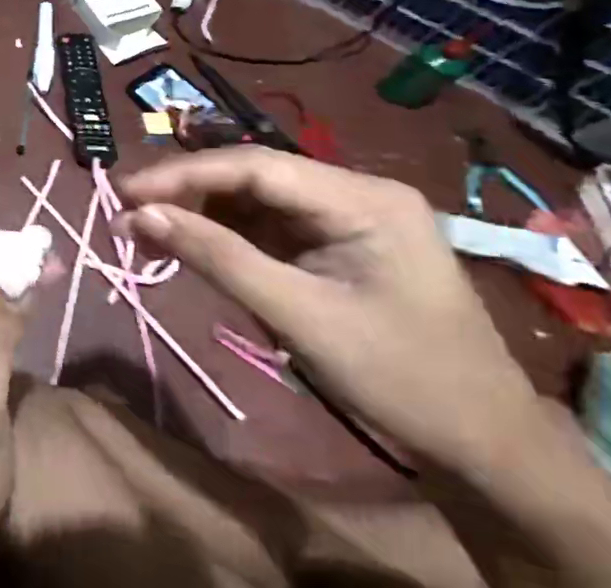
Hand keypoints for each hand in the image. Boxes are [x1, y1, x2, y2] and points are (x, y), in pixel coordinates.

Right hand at [114, 147, 544, 472]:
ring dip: (203, 214)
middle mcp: (357, 192)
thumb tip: (141, 215)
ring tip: (144, 228)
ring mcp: (349, 218)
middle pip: (255, 177)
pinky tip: (190, 243)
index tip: (125, 191)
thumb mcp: (299, 316)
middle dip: (189, 193)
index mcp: (363, 197)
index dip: (184, 174)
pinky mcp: (340, 245)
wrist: (485, 446)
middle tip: (126, 212)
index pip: (256, 165)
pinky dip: (229, 237)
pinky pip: (273, 229)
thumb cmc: (400, 378)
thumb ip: (218, 258)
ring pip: (259, 201)